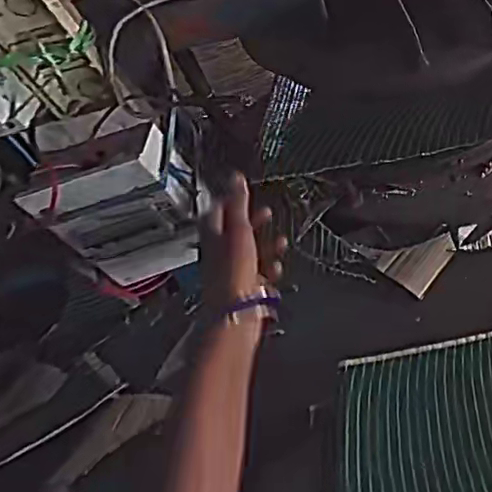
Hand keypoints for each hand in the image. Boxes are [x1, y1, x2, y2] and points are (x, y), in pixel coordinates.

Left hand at [199, 172, 286, 310]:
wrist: (236, 314)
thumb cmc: (232, 274)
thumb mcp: (238, 229)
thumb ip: (238, 203)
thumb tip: (235, 177)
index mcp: (213, 236)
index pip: (217, 210)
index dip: (230, 200)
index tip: (241, 191)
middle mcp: (220, 253)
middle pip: (236, 231)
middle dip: (253, 221)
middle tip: (265, 213)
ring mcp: (232, 272)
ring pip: (250, 251)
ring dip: (266, 244)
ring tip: (279, 240)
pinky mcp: (246, 288)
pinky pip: (260, 272)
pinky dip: (270, 267)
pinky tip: (275, 267)